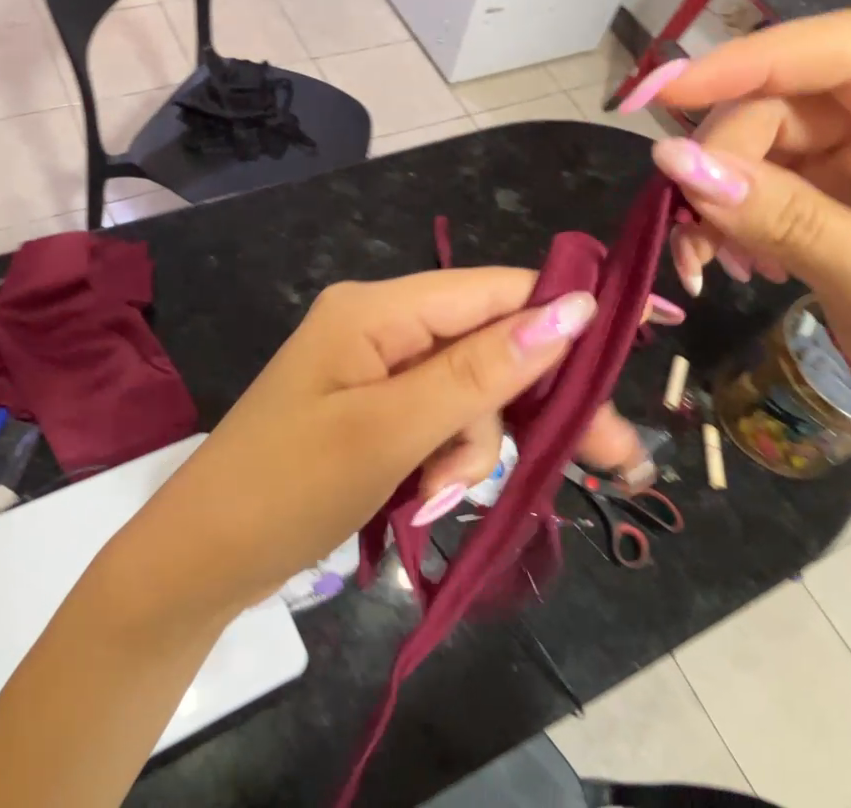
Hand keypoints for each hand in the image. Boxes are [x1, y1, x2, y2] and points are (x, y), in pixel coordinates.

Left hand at [141, 269, 646, 612]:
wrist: (201, 559)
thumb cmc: (288, 489)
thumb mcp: (392, 430)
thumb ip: (482, 371)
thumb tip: (574, 307)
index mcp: (378, 310)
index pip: (497, 291)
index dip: (572, 311)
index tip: (649, 336)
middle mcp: (380, 328)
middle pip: (491, 348)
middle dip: (535, 406)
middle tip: (613, 462)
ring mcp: (374, 373)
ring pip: (470, 396)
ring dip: (475, 449)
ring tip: (437, 498)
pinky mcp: (371, 414)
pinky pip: (437, 423)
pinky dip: (448, 461)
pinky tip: (429, 499)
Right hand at [621, 11, 850, 467]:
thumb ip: (784, 218)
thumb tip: (673, 163)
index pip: (845, 53)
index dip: (749, 61)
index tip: (660, 98)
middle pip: (793, 101)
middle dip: (727, 154)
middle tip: (687, 226)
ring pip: (770, 146)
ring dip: (721, 195)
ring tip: (708, 260)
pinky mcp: (850, 208)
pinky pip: (770, 191)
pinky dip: (736, 222)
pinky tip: (736, 264)